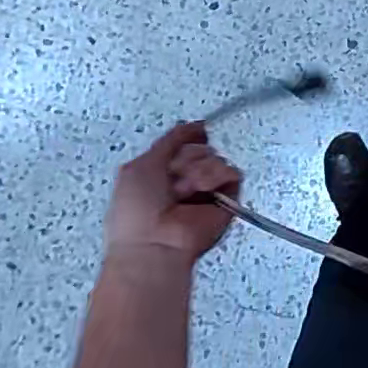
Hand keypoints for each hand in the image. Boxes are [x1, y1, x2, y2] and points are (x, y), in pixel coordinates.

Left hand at [106, 122, 242, 264]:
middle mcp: (187, 180)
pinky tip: (200, 190)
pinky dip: (215, 177)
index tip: (188, 137)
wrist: (154, 242)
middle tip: (173, 177)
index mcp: (163, 172)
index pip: (186, 142)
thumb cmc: (136, 213)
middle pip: (201, 147)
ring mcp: (208, 189)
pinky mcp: (227, 199)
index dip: (186, 139)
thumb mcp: (140, 165)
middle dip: (186, 158)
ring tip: (184, 190)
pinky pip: (231, 172)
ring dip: (197, 170)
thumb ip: (169, 141)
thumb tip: (194, 125)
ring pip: (216, 157)